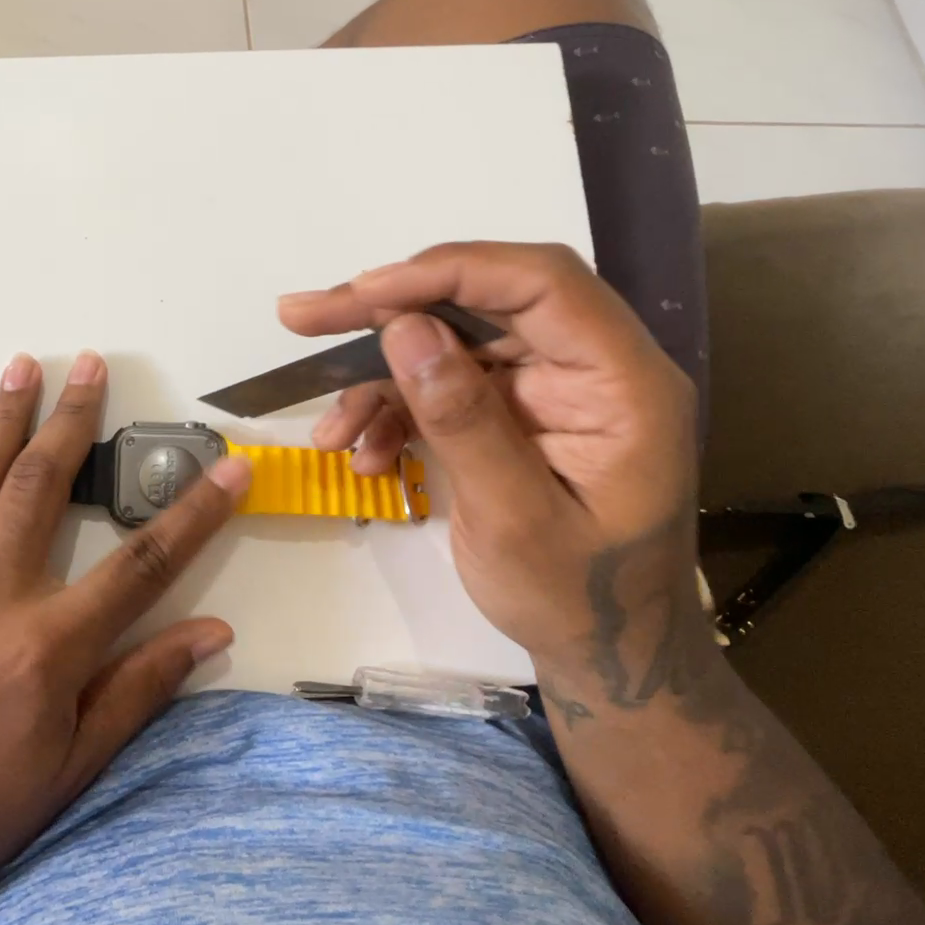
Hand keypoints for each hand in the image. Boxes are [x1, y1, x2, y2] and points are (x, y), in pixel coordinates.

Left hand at [0, 351, 249, 924]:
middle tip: (94, 365)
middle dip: (75, 421)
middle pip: (42, 488)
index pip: (143, 563)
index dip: (195, 512)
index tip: (229, 465)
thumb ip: (141, 687)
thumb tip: (213, 633)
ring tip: (23, 365)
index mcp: (47, 646)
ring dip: (0, 418)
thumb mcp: (75, 762)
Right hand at [278, 242, 696, 663]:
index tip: (361, 293)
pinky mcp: (511, 413)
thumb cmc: (575, 599)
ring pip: (449, 346)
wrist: (601, 653)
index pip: (538, 285)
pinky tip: (365, 456)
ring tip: (330, 433)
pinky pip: (442, 389)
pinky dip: (394, 415)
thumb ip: (463, 420)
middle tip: (304, 316)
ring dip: (379, 381)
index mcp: (620, 381)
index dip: (445, 272)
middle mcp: (586, 368)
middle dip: (387, 312)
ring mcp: (546, 390)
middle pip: (480, 303)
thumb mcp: (514, 519)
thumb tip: (404, 329)